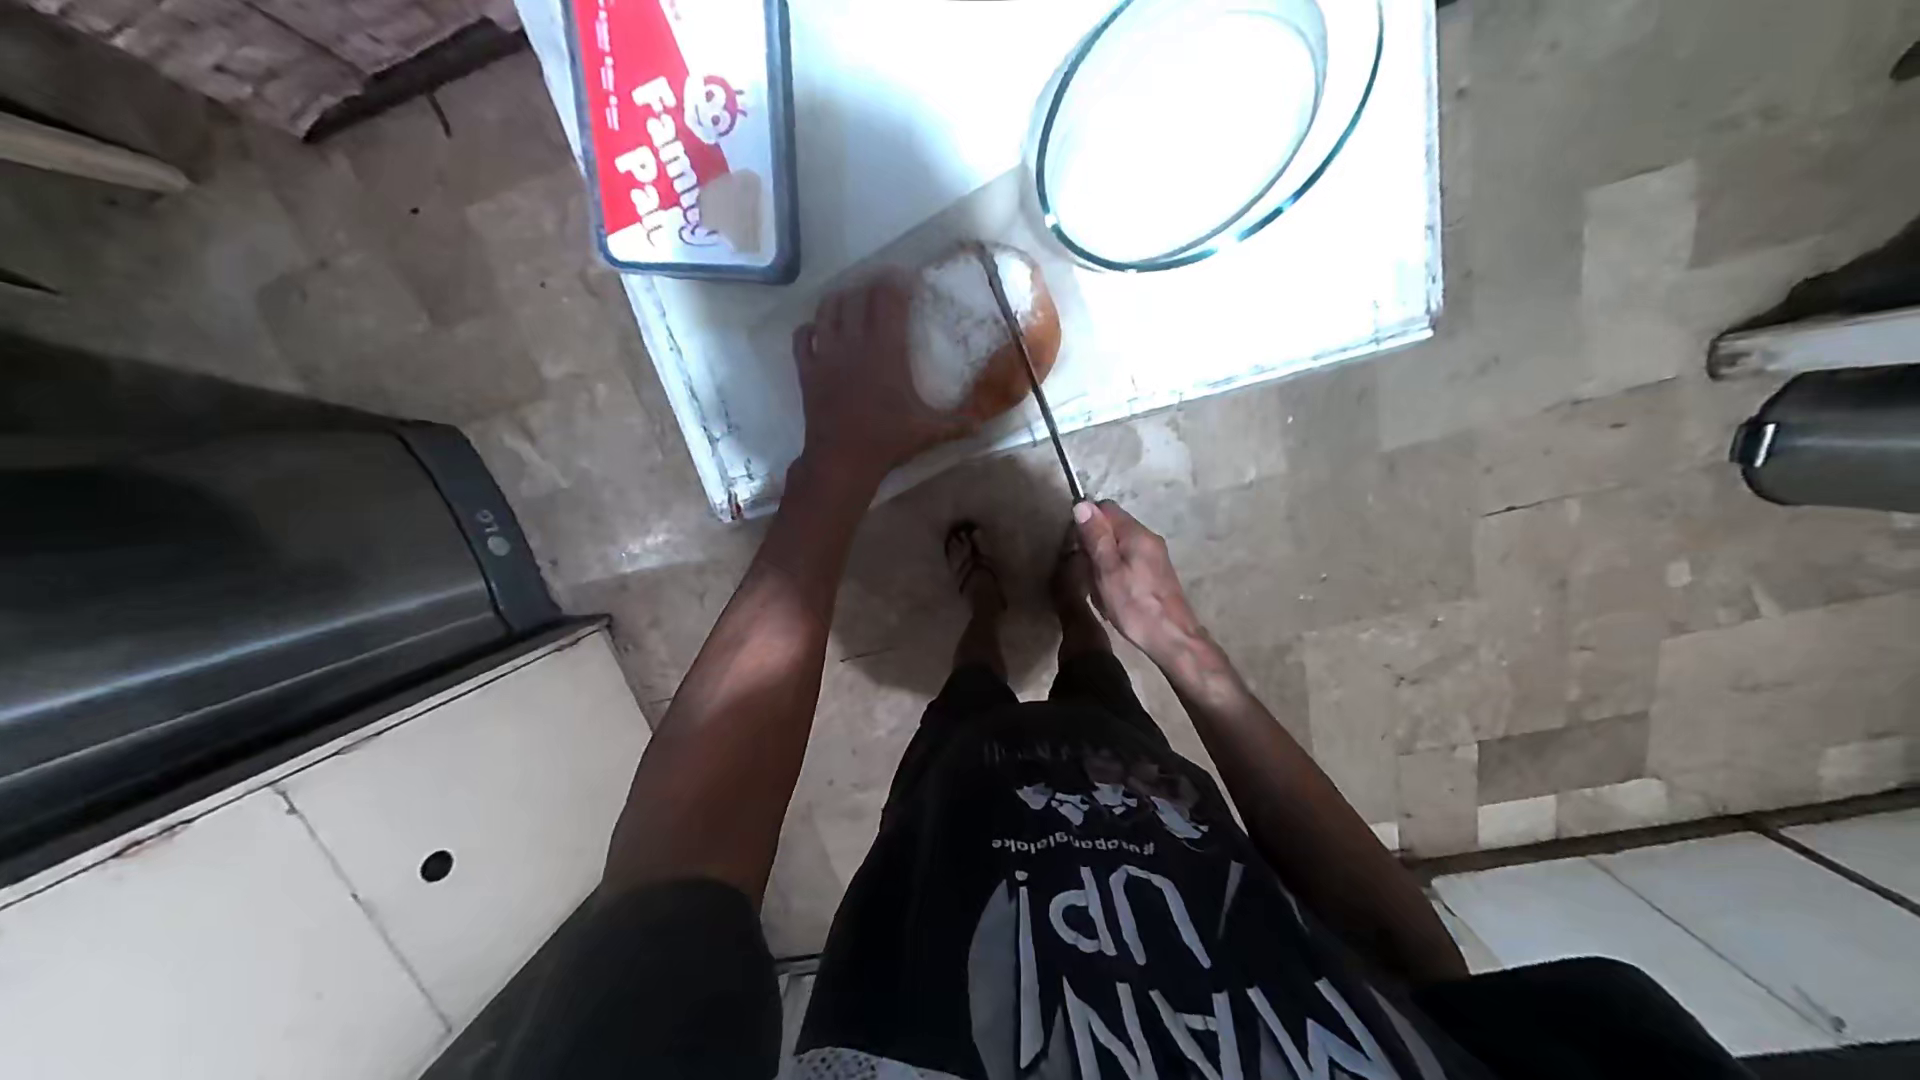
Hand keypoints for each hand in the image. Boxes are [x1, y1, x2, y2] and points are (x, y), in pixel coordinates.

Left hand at [793, 274, 971, 484]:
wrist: (841, 460)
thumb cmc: (887, 442)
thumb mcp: (928, 432)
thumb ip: (958, 424)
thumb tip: (984, 424)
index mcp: (885, 351)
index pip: (888, 299)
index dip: (897, 281)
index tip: (907, 277)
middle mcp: (854, 343)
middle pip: (858, 296)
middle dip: (871, 285)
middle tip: (883, 287)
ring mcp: (826, 355)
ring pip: (827, 308)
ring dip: (841, 297)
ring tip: (852, 299)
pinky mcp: (807, 370)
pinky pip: (802, 336)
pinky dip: (810, 326)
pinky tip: (819, 329)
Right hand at [1072, 500, 1212, 666]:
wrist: (1171, 637)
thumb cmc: (1134, 605)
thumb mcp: (1107, 570)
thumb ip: (1095, 536)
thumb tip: (1082, 504)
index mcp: (1137, 533)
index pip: (1106, 507)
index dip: (1086, 521)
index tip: (1076, 545)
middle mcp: (1148, 538)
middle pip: (1113, 527)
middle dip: (1094, 544)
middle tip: (1085, 571)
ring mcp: (1155, 555)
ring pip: (1119, 546)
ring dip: (1103, 562)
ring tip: (1097, 586)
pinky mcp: (1156, 572)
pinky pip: (1128, 561)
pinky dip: (1115, 572)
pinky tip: (1112, 593)